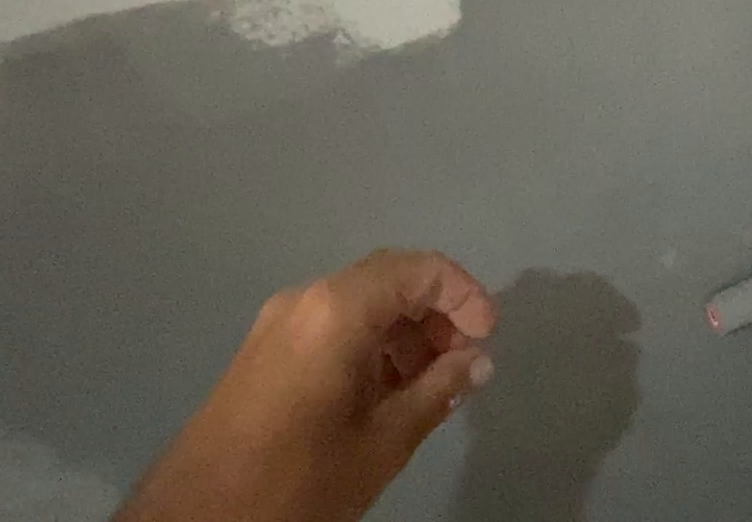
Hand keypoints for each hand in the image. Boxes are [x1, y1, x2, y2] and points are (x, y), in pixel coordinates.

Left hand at [115, 249, 497, 521]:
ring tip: (433, 381)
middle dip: (439, 312)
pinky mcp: (265, 350)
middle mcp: (308, 298)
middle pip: (393, 279)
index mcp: (338, 309)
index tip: (487, 338)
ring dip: (408, 330)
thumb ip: (439, 390)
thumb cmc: (294, 483)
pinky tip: (389, 390)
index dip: (465, 295)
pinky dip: (374, 342)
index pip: (421, 269)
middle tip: (466, 358)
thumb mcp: (382, 441)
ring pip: (365, 301)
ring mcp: (280, 322)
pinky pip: (336, 324)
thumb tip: (479, 362)